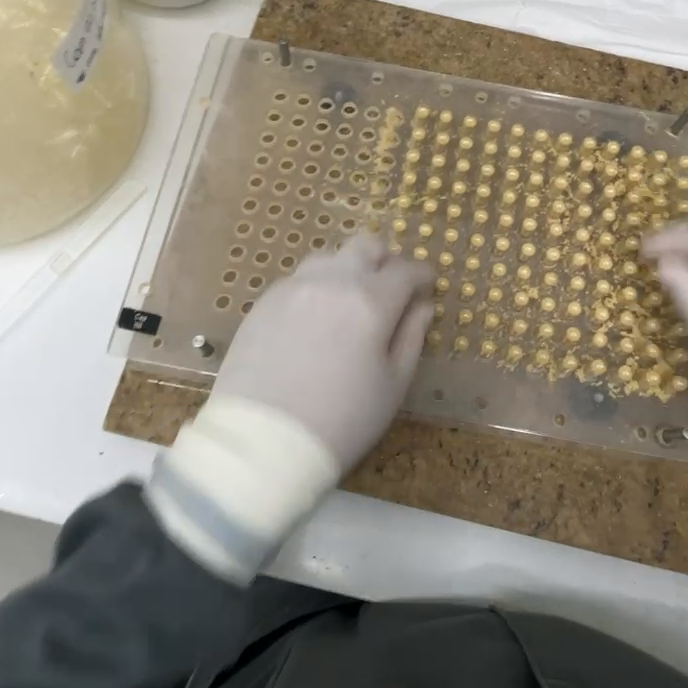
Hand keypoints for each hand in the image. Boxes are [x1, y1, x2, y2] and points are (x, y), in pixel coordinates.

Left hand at [214, 234, 433, 470]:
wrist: (261, 442)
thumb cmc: (341, 421)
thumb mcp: (392, 386)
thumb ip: (411, 337)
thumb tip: (422, 306)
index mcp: (370, 302)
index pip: (405, 271)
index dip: (421, 276)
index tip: (426, 286)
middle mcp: (332, 282)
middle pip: (365, 246)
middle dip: (385, 260)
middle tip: (391, 286)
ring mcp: (293, 287)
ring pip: (329, 257)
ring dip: (348, 269)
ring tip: (351, 301)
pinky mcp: (264, 302)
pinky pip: (300, 279)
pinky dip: (318, 287)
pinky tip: (318, 318)